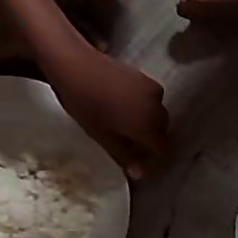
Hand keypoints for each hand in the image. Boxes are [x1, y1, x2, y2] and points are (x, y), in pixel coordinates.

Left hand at [42, 45, 169, 179]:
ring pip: (157, 116)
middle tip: (128, 142)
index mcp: (148, 128)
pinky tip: (122, 104)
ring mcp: (155, 94)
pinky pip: (151, 101)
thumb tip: (140, 175)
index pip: (163, 151)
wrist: (74, 62)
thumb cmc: (84, 102)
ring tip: (123, 121)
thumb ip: (124, 156)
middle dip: (150, 140)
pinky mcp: (147, 79)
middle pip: (162, 133)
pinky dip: (142, 107)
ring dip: (146, 122)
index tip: (139, 161)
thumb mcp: (101, 135)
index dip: (153, 159)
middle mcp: (158, 112)